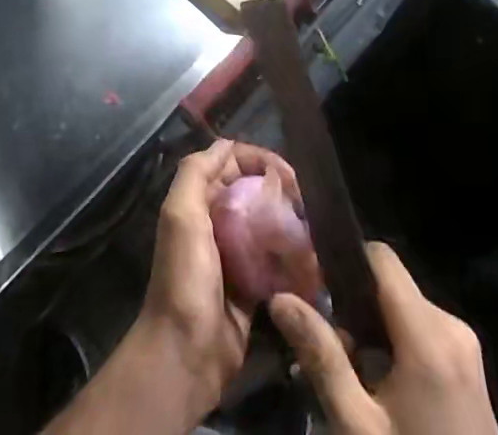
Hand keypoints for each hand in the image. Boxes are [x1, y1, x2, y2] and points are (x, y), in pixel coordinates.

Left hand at [42, 139, 298, 434]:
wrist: (187, 353)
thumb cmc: (184, 276)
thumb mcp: (181, 215)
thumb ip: (196, 173)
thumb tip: (227, 144)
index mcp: (196, 202)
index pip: (229, 163)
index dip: (258, 159)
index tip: (288, 174)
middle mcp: (213, 223)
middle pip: (251, 191)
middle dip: (279, 188)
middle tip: (307, 201)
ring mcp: (234, 256)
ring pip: (267, 225)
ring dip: (290, 221)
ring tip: (316, 225)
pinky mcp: (252, 288)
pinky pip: (276, 263)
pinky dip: (293, 257)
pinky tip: (315, 257)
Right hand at [269, 242, 497, 434]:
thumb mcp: (357, 425)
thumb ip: (321, 356)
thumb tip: (280, 297)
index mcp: (429, 335)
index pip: (380, 258)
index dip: (342, 261)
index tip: (309, 284)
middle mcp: (452, 327)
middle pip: (388, 284)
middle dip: (350, 303)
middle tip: (322, 340)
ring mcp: (465, 348)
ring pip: (400, 306)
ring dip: (368, 325)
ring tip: (344, 367)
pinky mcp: (467, 366)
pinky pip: (418, 328)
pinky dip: (389, 341)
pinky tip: (373, 380)